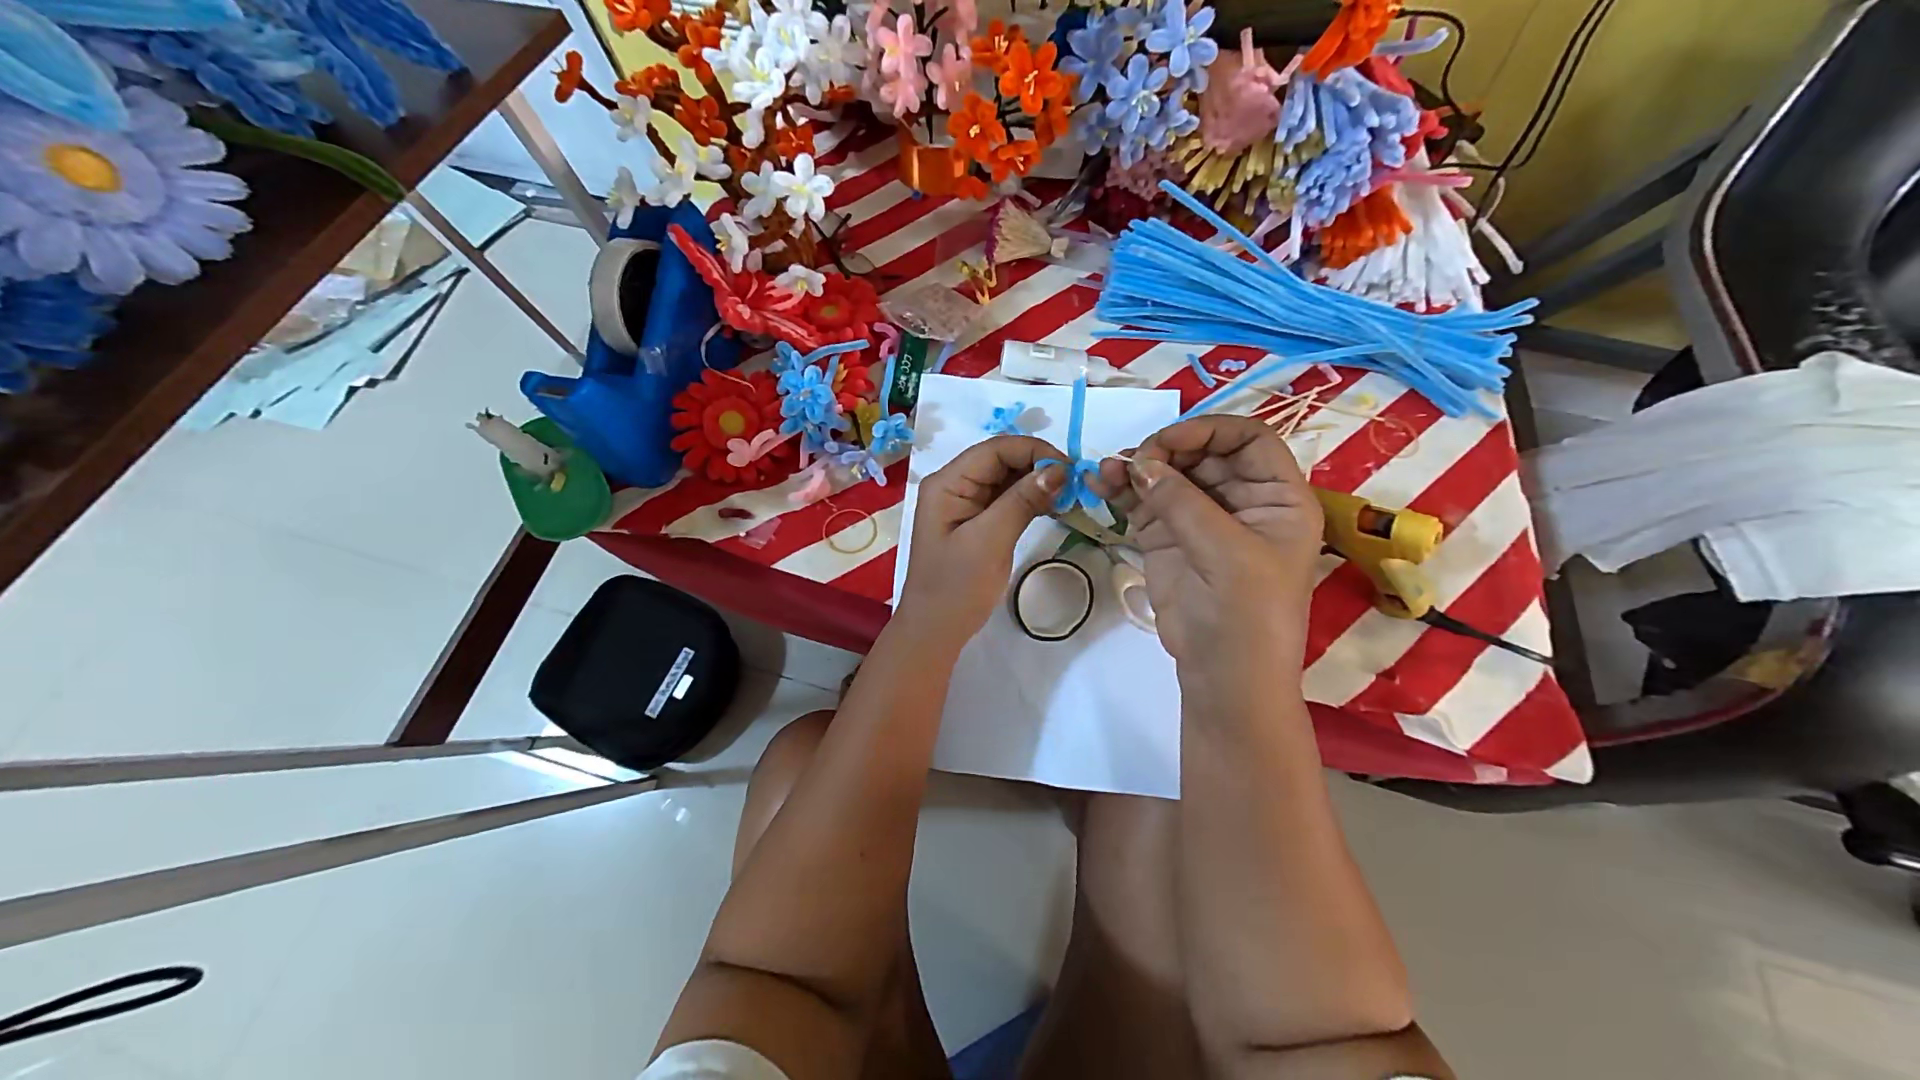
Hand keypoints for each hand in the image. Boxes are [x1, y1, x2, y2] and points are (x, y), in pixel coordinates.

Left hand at [900, 435, 1064, 643]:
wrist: (936, 630)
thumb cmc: (956, 586)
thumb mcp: (989, 541)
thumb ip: (1022, 501)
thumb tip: (1059, 470)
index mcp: (947, 483)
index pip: (995, 449)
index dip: (1034, 451)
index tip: (1070, 470)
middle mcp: (955, 485)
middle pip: (1002, 460)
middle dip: (1039, 466)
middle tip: (1076, 484)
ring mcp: (966, 504)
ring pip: (1008, 478)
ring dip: (1038, 482)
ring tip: (1070, 496)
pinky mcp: (978, 521)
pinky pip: (1008, 499)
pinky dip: (1031, 499)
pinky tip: (1054, 507)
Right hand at [1093, 417, 1321, 668]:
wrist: (1224, 674)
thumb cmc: (1246, 612)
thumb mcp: (1224, 551)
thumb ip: (1181, 502)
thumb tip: (1138, 463)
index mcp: (1277, 497)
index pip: (1248, 440)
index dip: (1210, 430)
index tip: (1168, 442)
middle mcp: (1240, 500)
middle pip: (1202, 453)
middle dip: (1166, 450)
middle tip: (1133, 461)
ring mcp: (1200, 519)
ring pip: (1169, 475)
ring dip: (1138, 467)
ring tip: (1107, 470)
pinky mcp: (1168, 538)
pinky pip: (1145, 502)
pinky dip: (1123, 491)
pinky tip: (1101, 483)